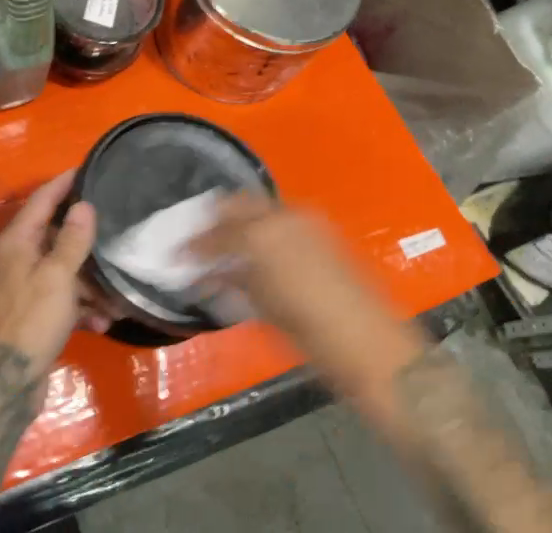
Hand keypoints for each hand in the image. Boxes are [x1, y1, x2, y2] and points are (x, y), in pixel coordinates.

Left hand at [0, 169, 101, 377]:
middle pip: (56, 234)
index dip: (64, 183)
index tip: (88, 168)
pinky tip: (103, 320)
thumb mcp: (58, 276)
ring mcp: (26, 284)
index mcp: (17, 241)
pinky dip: (83, 306)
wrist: (13, 379)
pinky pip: (65, 297)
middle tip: (116, 226)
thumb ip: (72, 239)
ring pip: (65, 269)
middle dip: (87, 239)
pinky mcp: (36, 309)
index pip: (41, 199)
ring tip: (117, 293)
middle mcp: (18, 257)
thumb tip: (84, 204)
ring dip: (91, 281)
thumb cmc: (33, 319)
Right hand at [190, 193, 381, 342]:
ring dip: (239, 222)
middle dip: (214, 221)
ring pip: (259, 208)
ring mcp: (306, 221)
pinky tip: (257, 251)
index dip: (192, 244)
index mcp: (261, 235)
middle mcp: (282, 217)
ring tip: (225, 246)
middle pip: (236, 204)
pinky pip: (281, 219)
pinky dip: (263, 229)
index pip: (215, 231)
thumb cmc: (312, 335)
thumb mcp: (263, 309)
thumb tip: (209, 271)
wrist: (374, 348)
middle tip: (199, 242)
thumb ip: (232, 280)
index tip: (177, 255)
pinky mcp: (323, 232)